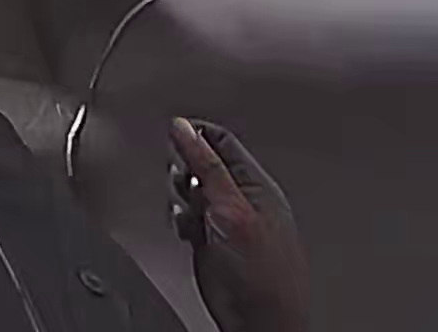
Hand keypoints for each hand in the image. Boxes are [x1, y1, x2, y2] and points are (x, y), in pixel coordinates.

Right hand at [170, 118, 309, 331]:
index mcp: (256, 186)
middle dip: (185, 167)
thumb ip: (206, 165)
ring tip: (189, 209)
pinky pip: (186, 214)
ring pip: (190, 187)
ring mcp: (225, 220)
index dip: (196, 133)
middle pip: (201, 162)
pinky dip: (180, 217)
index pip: (221, 141)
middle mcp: (241, 200)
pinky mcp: (210, 239)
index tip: (174, 134)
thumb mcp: (231, 208)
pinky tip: (187, 228)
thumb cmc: (263, 277)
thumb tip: (182, 127)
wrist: (260, 328)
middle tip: (185, 181)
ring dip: (181, 194)